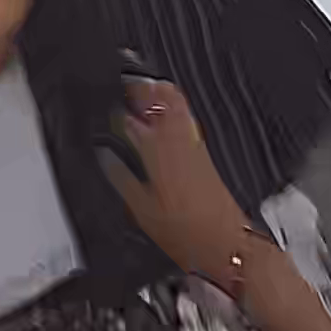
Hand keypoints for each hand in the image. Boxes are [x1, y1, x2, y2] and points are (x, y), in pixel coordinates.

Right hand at [100, 79, 255, 288]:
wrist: (226, 244)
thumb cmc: (184, 230)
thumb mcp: (141, 209)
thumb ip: (120, 176)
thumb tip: (103, 154)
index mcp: (155, 147)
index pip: (130, 115)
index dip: (115, 106)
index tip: (106, 106)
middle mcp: (175, 136)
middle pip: (161, 94)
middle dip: (141, 86)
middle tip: (124, 87)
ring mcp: (192, 140)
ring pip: (175, 101)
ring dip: (157, 93)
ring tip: (141, 95)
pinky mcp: (202, 149)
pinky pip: (184, 115)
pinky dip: (170, 107)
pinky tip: (160, 119)